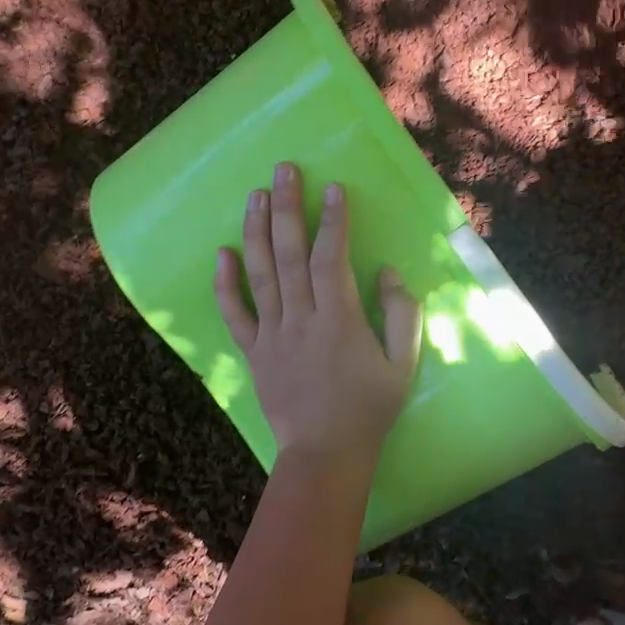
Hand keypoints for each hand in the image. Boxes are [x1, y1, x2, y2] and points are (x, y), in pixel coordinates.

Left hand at [213, 162, 421, 464]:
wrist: (326, 455)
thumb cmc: (370, 408)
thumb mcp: (404, 364)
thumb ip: (401, 315)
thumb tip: (386, 272)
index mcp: (339, 320)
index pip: (333, 257)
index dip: (333, 220)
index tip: (333, 187)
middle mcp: (301, 319)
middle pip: (291, 254)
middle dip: (288, 207)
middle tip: (284, 169)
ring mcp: (272, 335)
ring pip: (261, 274)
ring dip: (257, 231)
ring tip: (255, 194)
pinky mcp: (253, 352)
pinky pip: (234, 314)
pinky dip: (225, 284)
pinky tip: (221, 253)